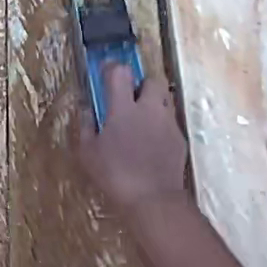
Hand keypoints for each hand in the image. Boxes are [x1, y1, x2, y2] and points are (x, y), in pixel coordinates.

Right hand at [78, 63, 190, 215]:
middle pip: (152, 79)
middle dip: (141, 84)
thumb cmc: (114, 175)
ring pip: (164, 100)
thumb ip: (86, 126)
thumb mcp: (88, 153)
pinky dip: (160, 126)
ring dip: (153, 104)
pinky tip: (151, 145)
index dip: (112, 68)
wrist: (152, 198)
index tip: (105, 74)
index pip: (120, 72)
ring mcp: (168, 123)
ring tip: (140, 123)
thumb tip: (86, 109)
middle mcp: (150, 109)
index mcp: (124, 108)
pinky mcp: (180, 138)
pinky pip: (170, 122)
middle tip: (129, 100)